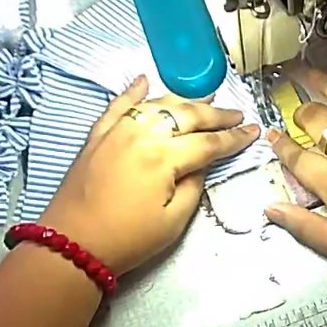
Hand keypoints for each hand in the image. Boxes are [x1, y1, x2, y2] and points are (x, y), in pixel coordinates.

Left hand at [40, 76, 259, 273]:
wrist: (73, 245)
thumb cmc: (129, 239)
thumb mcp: (175, 220)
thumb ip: (194, 185)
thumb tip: (200, 163)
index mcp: (163, 158)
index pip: (208, 142)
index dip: (234, 138)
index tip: (253, 131)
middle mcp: (141, 135)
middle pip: (186, 116)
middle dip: (216, 115)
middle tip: (236, 114)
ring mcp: (116, 132)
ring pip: (156, 105)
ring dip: (183, 100)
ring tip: (205, 98)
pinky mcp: (97, 136)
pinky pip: (117, 106)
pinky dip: (133, 92)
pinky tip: (145, 81)